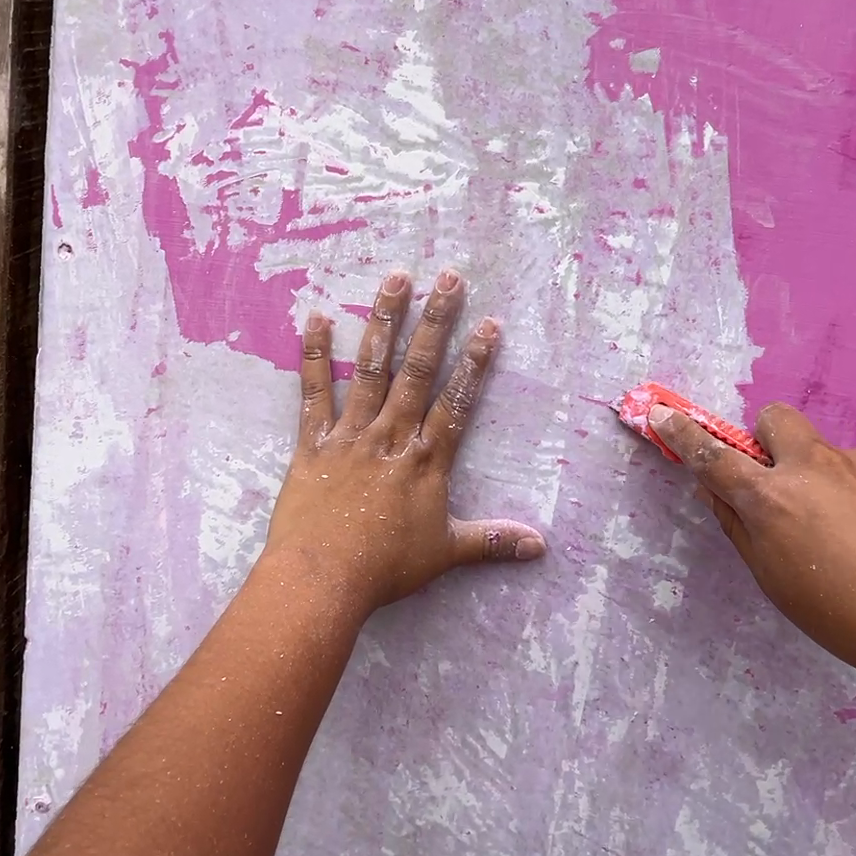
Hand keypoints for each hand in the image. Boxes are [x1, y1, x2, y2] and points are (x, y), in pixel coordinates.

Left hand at [261, 268, 545, 613]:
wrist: (323, 578)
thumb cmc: (386, 568)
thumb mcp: (446, 553)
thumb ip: (492, 541)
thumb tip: (541, 547)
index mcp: (426, 460)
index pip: (457, 401)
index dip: (476, 362)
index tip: (489, 323)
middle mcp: (392, 436)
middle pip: (418, 370)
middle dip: (436, 322)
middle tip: (448, 277)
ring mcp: (352, 435)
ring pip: (371, 369)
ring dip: (384, 322)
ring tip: (396, 279)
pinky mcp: (314, 443)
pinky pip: (314, 392)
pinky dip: (316, 355)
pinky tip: (318, 317)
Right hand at [650, 402, 855, 682]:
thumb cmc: (852, 621)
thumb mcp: (778, 584)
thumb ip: (742, 530)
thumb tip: (721, 492)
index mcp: (773, 499)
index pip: (712, 456)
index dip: (684, 435)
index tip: (663, 413)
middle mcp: (817, 466)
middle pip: (776, 420)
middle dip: (773, 442)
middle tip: (792, 487)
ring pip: (839, 457)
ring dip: (839, 484)